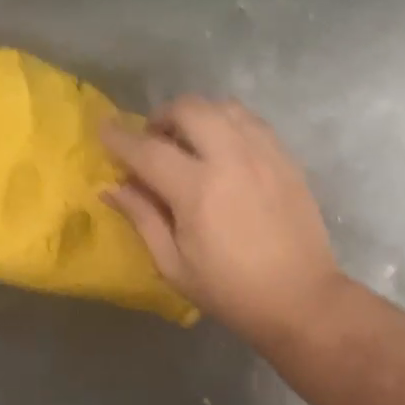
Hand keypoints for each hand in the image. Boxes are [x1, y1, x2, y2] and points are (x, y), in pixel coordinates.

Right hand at [101, 97, 344, 333]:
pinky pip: (252, 121)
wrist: (300, 298)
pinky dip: (229, 123)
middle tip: (154, 140)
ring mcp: (264, 153)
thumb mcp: (174, 265)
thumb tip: (112, 187)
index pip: (148, 150)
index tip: (104, 129)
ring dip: (198, 114)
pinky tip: (224, 148)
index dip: (121, 138)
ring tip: (190, 140)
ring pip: (224, 106)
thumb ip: (143, 219)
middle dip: (162, 116)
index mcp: (198, 190)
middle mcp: (232, 159)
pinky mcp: (287, 158)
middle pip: (190, 109)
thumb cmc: (231, 291)